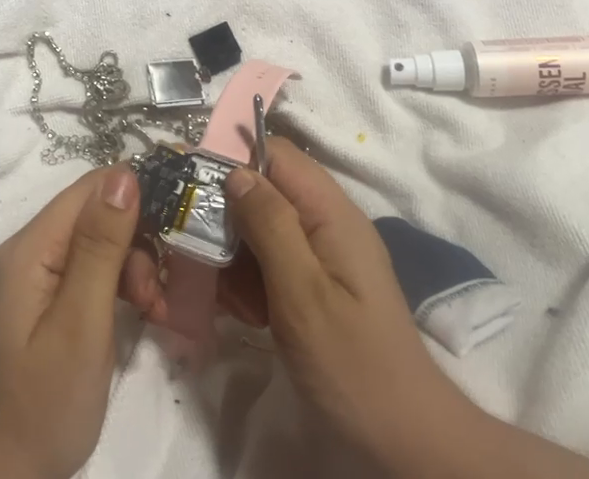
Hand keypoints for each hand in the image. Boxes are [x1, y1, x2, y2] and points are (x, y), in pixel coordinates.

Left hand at [0, 166, 141, 478]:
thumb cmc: (45, 404)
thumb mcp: (82, 323)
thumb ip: (101, 246)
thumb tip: (123, 172)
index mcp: (26, 251)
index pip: (88, 190)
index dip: (136, 194)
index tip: (182, 220)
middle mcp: (21, 255)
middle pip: (91, 218)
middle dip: (136, 244)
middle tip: (158, 295)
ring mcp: (26, 282)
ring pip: (92, 247)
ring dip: (130, 270)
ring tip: (154, 312)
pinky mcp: (35, 307)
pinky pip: (82, 276)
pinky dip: (114, 290)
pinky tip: (137, 316)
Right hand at [123, 139, 588, 478]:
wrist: (398, 435)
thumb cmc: (350, 363)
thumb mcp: (302, 292)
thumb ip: (270, 224)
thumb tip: (236, 170)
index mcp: (331, 212)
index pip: (276, 153)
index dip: (231, 160)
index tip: (190, 191)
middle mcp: (328, 222)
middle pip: (263, 190)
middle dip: (227, 219)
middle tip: (208, 262)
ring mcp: (322, 254)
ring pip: (259, 229)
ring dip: (235, 257)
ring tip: (235, 301)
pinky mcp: (313, 284)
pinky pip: (269, 263)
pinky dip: (249, 282)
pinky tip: (247, 316)